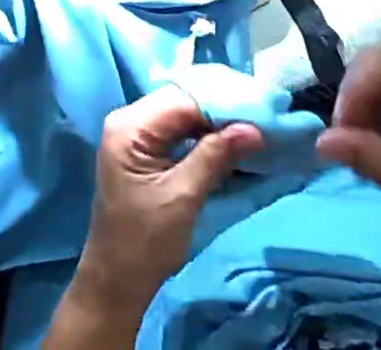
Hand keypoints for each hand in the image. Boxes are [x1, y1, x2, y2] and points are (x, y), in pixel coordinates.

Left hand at [79, 87, 263, 302]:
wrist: (117, 280)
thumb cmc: (145, 243)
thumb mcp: (183, 198)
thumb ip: (216, 157)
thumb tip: (254, 128)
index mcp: (129, 127)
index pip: (183, 100)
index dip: (223, 103)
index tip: (261, 110)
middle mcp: (128, 119)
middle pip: (183, 100)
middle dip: (222, 107)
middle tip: (263, 115)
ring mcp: (136, 131)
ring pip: (183, 111)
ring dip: (217, 118)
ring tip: (254, 124)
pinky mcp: (145, 145)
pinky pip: (179, 127)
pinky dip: (205, 131)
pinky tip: (231, 137)